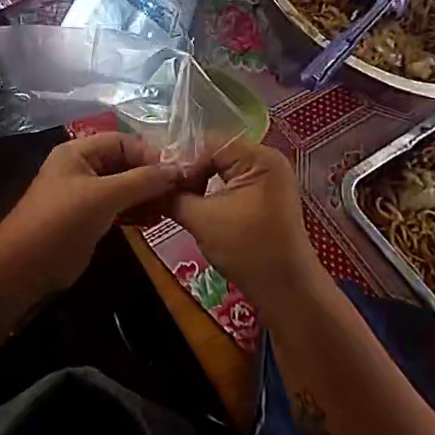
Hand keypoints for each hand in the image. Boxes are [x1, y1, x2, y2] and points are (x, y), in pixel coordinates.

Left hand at [0, 133, 182, 294]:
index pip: (123, 141)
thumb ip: (141, 181)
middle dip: (152, 176)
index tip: (179, 173)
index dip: (150, 153)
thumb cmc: (60, 223)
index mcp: (78, 152)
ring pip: (124, 187)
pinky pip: (119, 208)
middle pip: (125, 163)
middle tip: (182, 192)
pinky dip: (136, 211)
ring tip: (174, 207)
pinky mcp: (88, 220)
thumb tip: (178, 170)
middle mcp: (81, 169)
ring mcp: (85, 195)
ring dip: (147, 195)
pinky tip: (156, 220)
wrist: (23, 268)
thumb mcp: (103, 197)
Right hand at [167, 138, 319, 298]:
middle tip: (161, 190)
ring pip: (220, 169)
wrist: (287, 291)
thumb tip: (148, 185)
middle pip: (214, 153)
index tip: (158, 181)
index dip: (180, 160)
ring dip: (196, 182)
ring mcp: (267, 179)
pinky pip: (229, 183)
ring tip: (172, 198)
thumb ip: (173, 196)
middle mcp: (266, 160)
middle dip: (187, 171)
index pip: (208, 143)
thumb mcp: (202, 220)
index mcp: (259, 157)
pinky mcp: (263, 197)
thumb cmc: (249, 250)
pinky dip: (209, 192)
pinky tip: (190, 205)